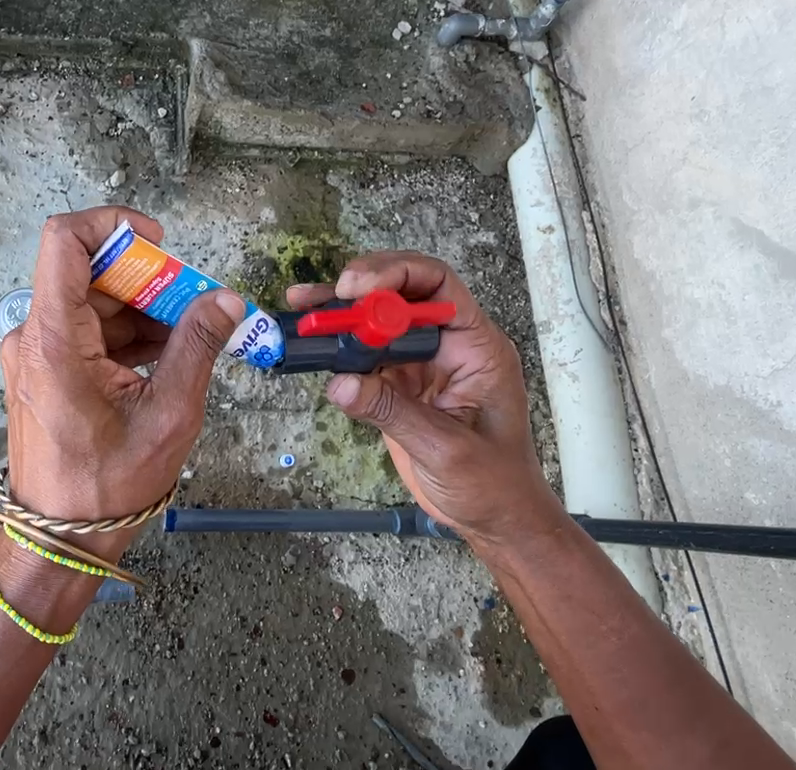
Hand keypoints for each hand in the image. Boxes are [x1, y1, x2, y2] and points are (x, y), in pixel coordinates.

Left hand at [0, 207, 245, 560]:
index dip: (112, 223)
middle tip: (195, 305)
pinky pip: (87, 331)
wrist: (59, 540)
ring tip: (189, 338)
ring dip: (143, 309)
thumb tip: (226, 299)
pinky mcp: (44, 368)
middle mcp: (34, 334)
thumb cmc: (110, 484)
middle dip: (148, 278)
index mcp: (53, 338)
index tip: (160, 242)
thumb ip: (197, 346)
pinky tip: (165, 356)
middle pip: (89, 271)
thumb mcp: (168, 414)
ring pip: (93, 302)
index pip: (65, 239)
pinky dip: (126, 334)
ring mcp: (36, 352)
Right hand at [286, 252, 562, 549]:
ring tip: (301, 302)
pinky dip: (335, 344)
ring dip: (340, 310)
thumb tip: (339, 385)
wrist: (495, 519)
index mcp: (476, 345)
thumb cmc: (491, 484)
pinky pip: (363, 352)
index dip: (396, 274)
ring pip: (377, 318)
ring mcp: (420, 360)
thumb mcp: (446, 448)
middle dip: (361, 286)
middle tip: (324, 297)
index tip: (356, 290)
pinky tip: (308, 338)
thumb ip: (393, 412)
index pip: (438, 285)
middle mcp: (447, 342)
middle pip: (402, 292)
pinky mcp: (397, 381)